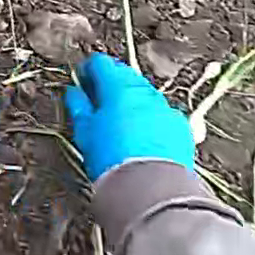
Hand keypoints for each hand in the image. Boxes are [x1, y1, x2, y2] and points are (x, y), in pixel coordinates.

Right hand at [63, 53, 195, 180]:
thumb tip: (74, 93)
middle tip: (99, 103)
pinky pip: (161, 114)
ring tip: (119, 124)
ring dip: (131, 102)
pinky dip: (151, 119)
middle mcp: (144, 91)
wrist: (149, 190)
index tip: (83, 81)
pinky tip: (142, 137)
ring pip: (144, 95)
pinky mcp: (179, 125)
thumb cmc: (113, 161)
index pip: (101, 64)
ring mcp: (164, 107)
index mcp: (118, 86)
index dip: (89, 70)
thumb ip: (79, 106)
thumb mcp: (86, 132)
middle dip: (111, 84)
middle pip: (124, 75)